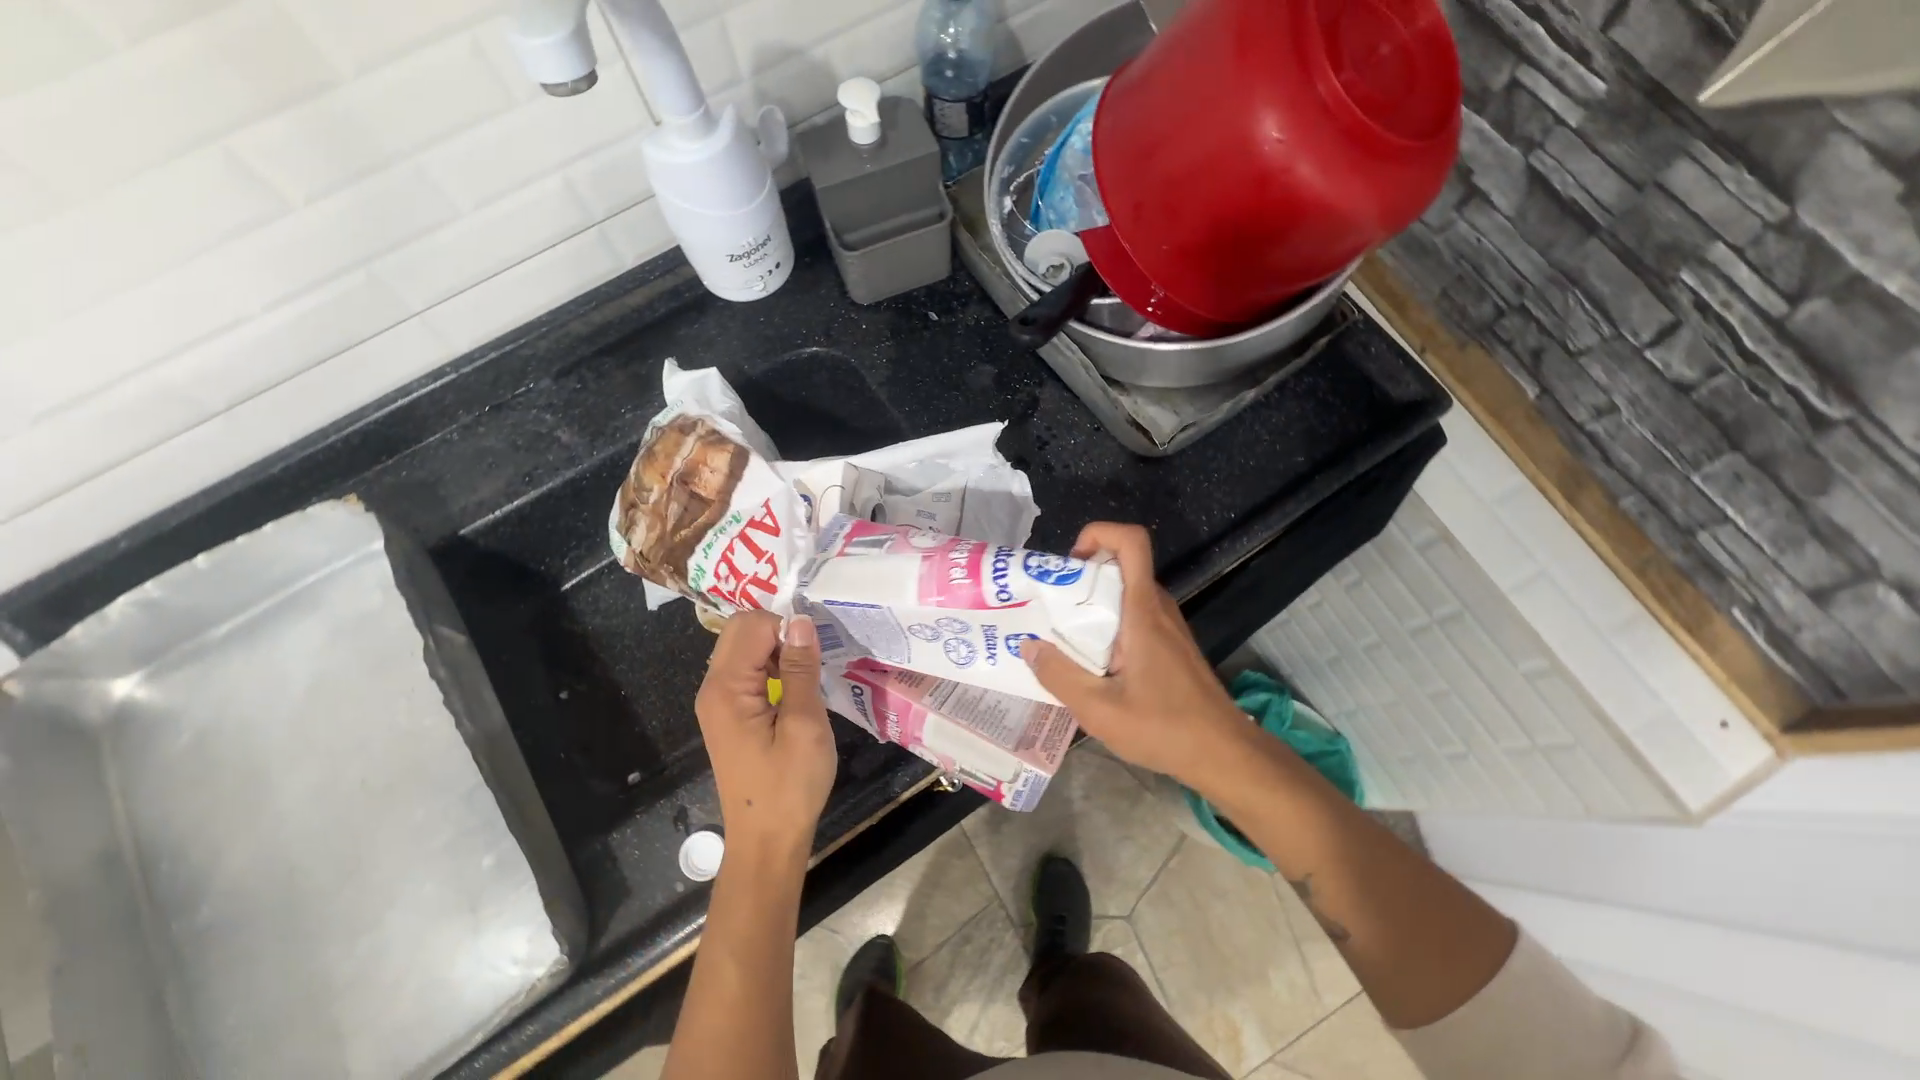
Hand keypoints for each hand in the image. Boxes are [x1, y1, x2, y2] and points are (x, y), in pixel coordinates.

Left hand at [695, 612, 837, 852]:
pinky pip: (746, 673)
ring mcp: (717, 703)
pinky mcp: (727, 716)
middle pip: (742, 631)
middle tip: (813, 663)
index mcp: (726, 689)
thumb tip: (800, 621)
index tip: (816, 655)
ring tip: (807, 679)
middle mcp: (712, 688)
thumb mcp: (804, 725)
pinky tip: (793, 694)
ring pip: (744, 650)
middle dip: (780, 634)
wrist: (767, 841)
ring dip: (777, 652)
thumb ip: (801, 670)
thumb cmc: (789, 787)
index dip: (787, 629)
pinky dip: (771, 670)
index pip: (752, 625)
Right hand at [1023, 523, 1249, 788]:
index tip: (1069, 565)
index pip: (1132, 541)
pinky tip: (1091, 666)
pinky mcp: (1171, 647)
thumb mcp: (1098, 710)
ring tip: (1062, 639)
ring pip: (1125, 596)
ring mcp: (1168, 628)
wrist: (1223, 753)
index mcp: (1143, 612)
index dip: (1099, 533)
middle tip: (1049, 610)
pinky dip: (1108, 628)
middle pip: (1120, 568)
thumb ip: (1059, 676)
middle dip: (1081, 579)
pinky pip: (1134, 619)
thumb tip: (1029, 646)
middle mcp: (1158, 609)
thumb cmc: (1163, 728)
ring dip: (1093, 607)